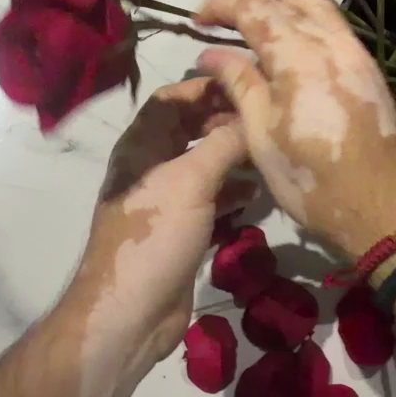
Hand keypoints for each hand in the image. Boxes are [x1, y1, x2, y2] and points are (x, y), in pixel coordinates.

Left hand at [60, 78, 253, 374]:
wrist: (129, 314)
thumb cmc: (154, 234)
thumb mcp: (191, 180)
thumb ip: (222, 142)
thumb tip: (251, 116)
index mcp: (141, 145)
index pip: (171, 99)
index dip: (203, 86)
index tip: (242, 82)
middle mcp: (150, 166)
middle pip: (188, 129)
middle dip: (222, 121)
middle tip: (262, 117)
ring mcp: (164, 199)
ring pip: (201, 164)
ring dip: (230, 156)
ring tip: (266, 152)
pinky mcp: (178, 229)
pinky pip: (209, 198)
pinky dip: (230, 190)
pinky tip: (256, 191)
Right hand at [195, 0, 395, 258]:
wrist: (383, 211)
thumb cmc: (311, 180)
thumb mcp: (261, 135)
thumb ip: (238, 83)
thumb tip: (209, 54)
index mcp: (299, 56)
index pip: (255, 10)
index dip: (223, 7)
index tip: (197, 17)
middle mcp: (330, 42)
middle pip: (284, 3)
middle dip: (248, 6)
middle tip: (220, 23)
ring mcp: (354, 52)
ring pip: (313, 8)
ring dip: (280, 8)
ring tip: (255, 30)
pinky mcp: (367, 67)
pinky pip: (332, 26)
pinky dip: (304, 23)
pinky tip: (289, 49)